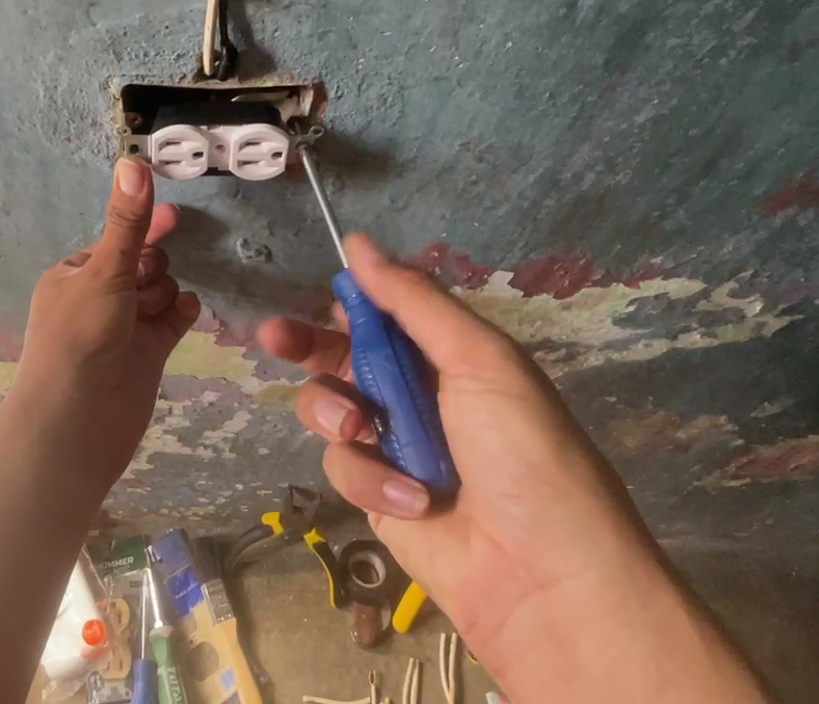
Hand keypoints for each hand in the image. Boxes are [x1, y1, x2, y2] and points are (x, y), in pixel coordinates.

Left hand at [10, 159, 200, 487]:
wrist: (76, 424)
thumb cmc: (80, 339)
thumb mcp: (104, 272)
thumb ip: (127, 222)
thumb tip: (133, 162)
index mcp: (74, 275)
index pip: (116, 239)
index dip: (144, 226)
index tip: (174, 217)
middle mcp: (98, 298)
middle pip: (142, 263)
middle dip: (150, 267)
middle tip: (140, 286)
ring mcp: (123, 327)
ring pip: (160, 291)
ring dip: (163, 294)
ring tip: (151, 314)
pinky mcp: (146, 354)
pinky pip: (172, 320)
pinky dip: (179, 314)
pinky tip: (184, 316)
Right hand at [261, 235, 763, 701]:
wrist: (543, 576)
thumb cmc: (522, 450)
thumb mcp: (479, 360)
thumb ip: (414, 301)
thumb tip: (356, 243)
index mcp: (445, 353)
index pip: (383, 312)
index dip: (350, 301)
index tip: (322, 295)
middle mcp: (413, 391)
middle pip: (339, 354)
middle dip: (304, 344)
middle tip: (275, 337)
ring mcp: (391, 443)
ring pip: (328, 406)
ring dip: (338, 413)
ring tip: (360, 429)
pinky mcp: (376, 493)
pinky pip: (344, 464)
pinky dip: (372, 478)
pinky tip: (412, 500)